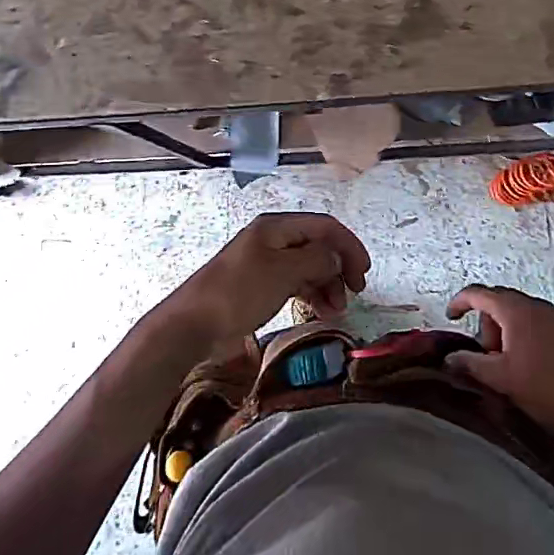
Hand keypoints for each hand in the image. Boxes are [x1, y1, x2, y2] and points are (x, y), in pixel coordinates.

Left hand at [163, 213, 370, 354]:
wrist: (190, 327)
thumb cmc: (238, 293)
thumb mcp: (284, 272)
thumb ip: (318, 259)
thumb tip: (337, 257)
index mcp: (277, 227)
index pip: (325, 227)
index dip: (349, 246)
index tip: (364, 272)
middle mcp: (273, 240)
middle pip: (319, 247)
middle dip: (339, 268)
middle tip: (355, 292)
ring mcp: (266, 264)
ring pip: (309, 268)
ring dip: (328, 286)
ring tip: (336, 310)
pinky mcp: (260, 287)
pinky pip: (295, 284)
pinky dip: (311, 295)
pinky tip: (320, 312)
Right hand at [444, 285, 553, 446]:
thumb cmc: (547, 391)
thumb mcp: (501, 380)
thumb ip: (470, 364)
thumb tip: (450, 357)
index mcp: (518, 312)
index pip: (481, 293)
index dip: (461, 301)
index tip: (451, 315)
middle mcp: (540, 307)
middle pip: (503, 303)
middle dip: (489, 326)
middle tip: (488, 358)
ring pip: (526, 315)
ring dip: (511, 334)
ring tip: (512, 367)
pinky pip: (545, 326)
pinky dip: (532, 338)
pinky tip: (537, 368)